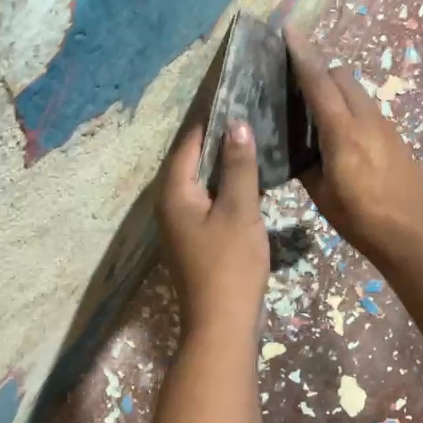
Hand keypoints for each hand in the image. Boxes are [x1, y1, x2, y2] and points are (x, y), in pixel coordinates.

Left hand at [157, 118, 270, 340]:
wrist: (221, 325)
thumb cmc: (230, 265)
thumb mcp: (240, 210)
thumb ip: (239, 166)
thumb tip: (236, 123)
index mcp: (174, 194)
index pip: (188, 143)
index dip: (210, 120)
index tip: (235, 97)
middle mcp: (169, 206)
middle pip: (191, 162)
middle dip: (217, 140)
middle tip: (249, 115)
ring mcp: (180, 227)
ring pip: (200, 184)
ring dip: (222, 166)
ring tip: (252, 142)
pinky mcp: (193, 242)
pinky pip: (207, 203)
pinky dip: (224, 189)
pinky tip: (249, 184)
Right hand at [287, 27, 422, 270]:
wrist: (414, 235)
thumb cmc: (361, 220)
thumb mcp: (323, 195)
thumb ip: (308, 163)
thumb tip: (296, 147)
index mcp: (343, 133)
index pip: (319, 82)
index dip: (302, 55)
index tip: (289, 30)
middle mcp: (367, 120)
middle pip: (343, 77)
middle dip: (320, 73)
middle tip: (298, 89)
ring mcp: (387, 128)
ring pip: (358, 94)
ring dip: (338, 94)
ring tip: (318, 117)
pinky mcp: (398, 139)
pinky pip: (369, 113)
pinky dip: (352, 113)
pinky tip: (343, 141)